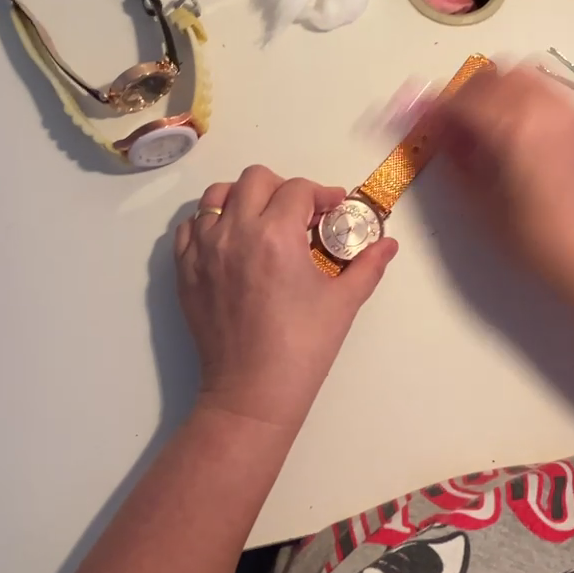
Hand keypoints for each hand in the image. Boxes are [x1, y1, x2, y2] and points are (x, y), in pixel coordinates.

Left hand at [174, 165, 398, 431]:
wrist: (252, 393)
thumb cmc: (303, 348)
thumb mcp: (343, 303)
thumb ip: (367, 265)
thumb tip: (389, 243)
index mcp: (276, 235)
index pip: (298, 189)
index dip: (322, 194)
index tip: (334, 209)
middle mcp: (235, 232)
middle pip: (254, 179)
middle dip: (282, 188)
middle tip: (300, 214)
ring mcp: (204, 250)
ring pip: (216, 196)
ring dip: (243, 198)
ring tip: (261, 221)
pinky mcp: (185, 270)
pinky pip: (190, 227)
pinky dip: (210, 224)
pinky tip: (231, 242)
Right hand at [428, 65, 573, 287]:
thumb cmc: (537, 240)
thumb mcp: (481, 204)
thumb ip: (453, 158)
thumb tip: (434, 130)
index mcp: (513, 128)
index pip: (459, 99)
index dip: (429, 106)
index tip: (410, 114)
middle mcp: (543, 107)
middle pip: (488, 77)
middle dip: (461, 96)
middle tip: (448, 127)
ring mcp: (569, 109)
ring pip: (518, 74)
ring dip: (493, 90)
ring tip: (484, 126)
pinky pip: (545, 87)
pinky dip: (521, 96)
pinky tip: (516, 130)